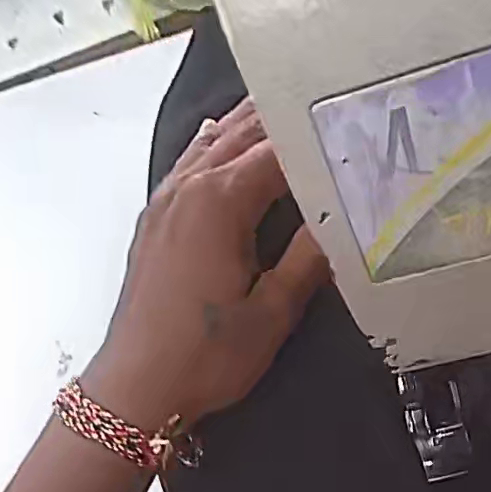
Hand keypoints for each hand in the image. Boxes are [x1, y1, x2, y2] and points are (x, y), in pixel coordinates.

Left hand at [83, 99, 330, 429]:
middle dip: (283, 118)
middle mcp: (187, 189)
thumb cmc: (208, 354)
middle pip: (240, 134)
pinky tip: (222, 138)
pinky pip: (190, 163)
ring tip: (287, 110)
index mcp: (219, 203)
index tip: (352, 132)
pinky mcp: (156, 221)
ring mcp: (166, 202)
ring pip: (211, 143)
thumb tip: (338, 219)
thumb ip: (307, 259)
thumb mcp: (273, 313)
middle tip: (328, 107)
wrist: (138, 384)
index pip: (276, 152)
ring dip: (248, 125)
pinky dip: (215, 145)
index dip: (315, 140)